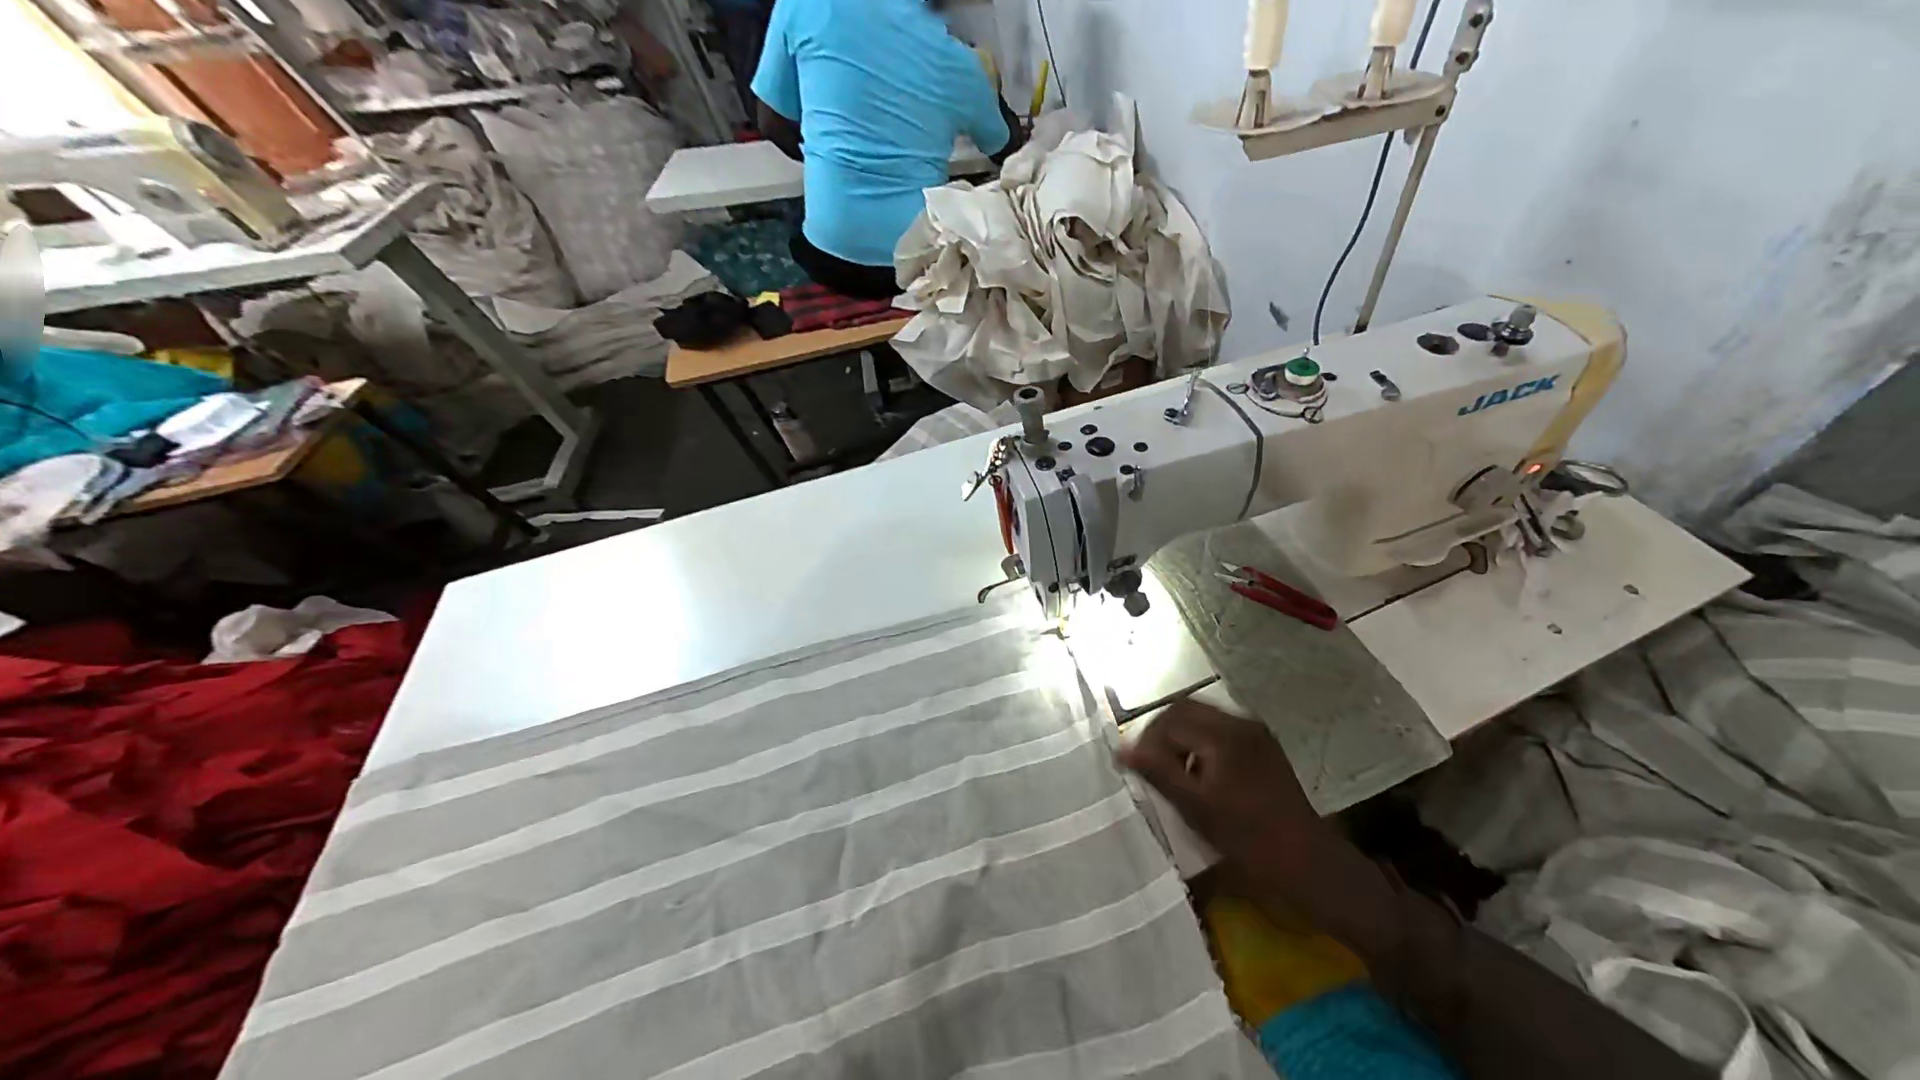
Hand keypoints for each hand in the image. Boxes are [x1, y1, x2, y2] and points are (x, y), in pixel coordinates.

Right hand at [1118, 702, 1396, 948]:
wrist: (1308, 861)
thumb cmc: (1247, 837)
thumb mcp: (1195, 807)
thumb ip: (1157, 772)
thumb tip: (1120, 749)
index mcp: (1223, 734)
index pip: (1169, 719)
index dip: (1147, 740)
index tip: (1137, 768)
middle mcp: (1240, 722)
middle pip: (1185, 709)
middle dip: (1162, 732)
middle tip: (1150, 764)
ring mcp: (1255, 732)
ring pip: (1202, 717)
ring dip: (1180, 736)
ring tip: (1173, 771)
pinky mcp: (1263, 745)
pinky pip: (1220, 729)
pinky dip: (1201, 742)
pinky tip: (1199, 774)